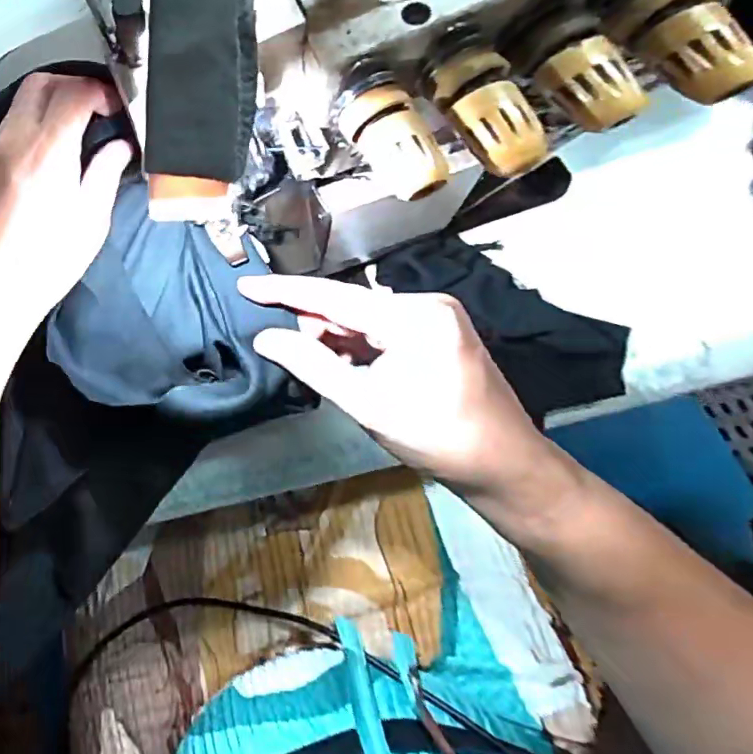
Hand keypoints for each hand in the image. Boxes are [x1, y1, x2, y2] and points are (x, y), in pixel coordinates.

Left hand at [0, 74, 132, 378]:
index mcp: (45, 150)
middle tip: (95, 111)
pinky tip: (42, 163)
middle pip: (40, 83)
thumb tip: (118, 146)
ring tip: (72, 138)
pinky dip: (28, 130)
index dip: (102, 90)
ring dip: (48, 107)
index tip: (117, 108)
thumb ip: (105, 174)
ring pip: (18, 106)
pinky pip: (4, 132)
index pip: (74, 90)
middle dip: (72, 85)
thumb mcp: (88, 223)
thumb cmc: (41, 266)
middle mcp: (10, 140)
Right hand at [239, 275, 575, 504]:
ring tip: (314, 365)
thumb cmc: (438, 439)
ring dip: (333, 339)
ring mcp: (434, 317)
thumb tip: (265, 337)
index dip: (284, 292)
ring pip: (361, 319)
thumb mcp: (365, 403)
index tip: (246, 286)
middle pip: (347, 307)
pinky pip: (379, 330)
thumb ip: (311, 364)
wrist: (507, 468)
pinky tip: (342, 366)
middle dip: (311, 325)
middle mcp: (425, 305)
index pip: (333, 297)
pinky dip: (355, 346)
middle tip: (277, 346)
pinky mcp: (435, 332)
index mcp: (413, 316)